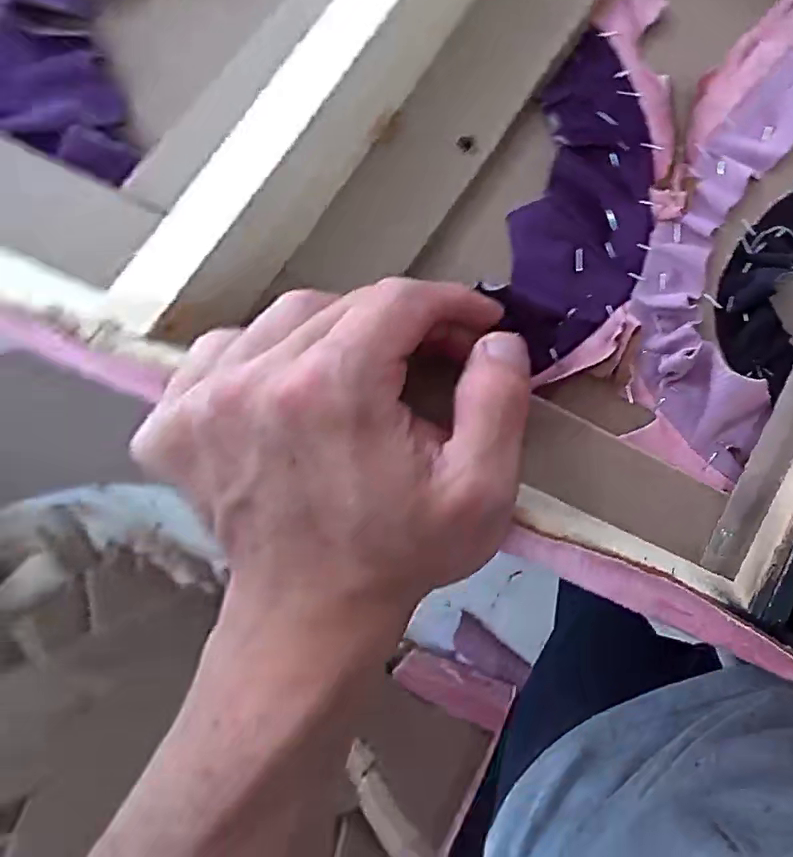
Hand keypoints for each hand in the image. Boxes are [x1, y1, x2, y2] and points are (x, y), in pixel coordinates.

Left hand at [130, 279, 531, 634]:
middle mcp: (251, 383)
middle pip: (346, 303)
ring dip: (353, 327)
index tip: (486, 325)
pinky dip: (286, 348)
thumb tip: (497, 339)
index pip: (396, 300)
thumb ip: (499, 397)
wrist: (313, 613)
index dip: (453, 302)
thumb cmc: (411, 546)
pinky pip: (233, 348)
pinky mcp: (171, 424)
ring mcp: (198, 403)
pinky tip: (316, 382)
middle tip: (452, 352)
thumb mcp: (485, 481)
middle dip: (413, 316)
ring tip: (388, 365)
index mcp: (330, 391)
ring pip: (289, 316)